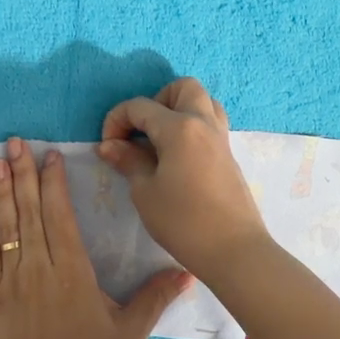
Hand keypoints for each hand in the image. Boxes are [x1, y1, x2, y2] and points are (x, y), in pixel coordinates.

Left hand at [0, 137, 190, 338]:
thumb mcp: (130, 331)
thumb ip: (156, 297)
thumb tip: (189, 271)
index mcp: (72, 272)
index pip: (60, 217)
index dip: (53, 184)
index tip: (49, 156)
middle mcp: (40, 269)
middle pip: (30, 213)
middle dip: (22, 174)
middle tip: (15, 141)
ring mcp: (13, 281)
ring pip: (7, 228)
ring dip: (0, 193)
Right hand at [97, 77, 269, 278]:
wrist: (232, 250)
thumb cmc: (182, 221)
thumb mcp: (144, 191)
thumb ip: (128, 161)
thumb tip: (109, 145)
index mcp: (179, 128)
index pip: (140, 106)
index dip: (116, 120)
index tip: (107, 146)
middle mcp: (203, 123)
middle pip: (183, 88)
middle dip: (156, 100)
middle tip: (141, 131)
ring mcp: (221, 139)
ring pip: (203, 102)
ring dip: (178, 110)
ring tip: (160, 140)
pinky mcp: (229, 156)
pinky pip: (210, 125)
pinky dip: (191, 128)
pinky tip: (176, 158)